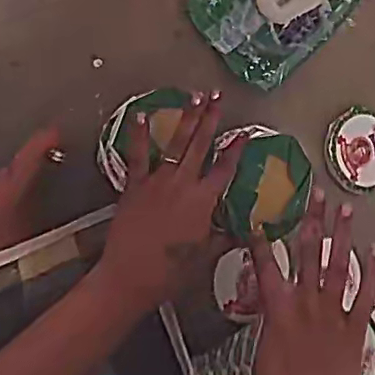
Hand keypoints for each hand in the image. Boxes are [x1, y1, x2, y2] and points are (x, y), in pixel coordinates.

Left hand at [95, 91, 243, 312]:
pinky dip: (140, 134)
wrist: (129, 278)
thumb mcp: (204, 256)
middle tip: (218, 96)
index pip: (225, 168)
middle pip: (201, 144)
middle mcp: (184, 184)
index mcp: (204, 200)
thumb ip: (224, 237)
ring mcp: (158, 181)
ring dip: (187, 117)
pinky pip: (138, 155)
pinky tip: (142, 114)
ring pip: (177, 142)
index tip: (244, 133)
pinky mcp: (135, 185)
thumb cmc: (169, 272)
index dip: (236, 150)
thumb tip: (246, 232)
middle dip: (211, 118)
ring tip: (195, 96)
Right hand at [251, 189, 374, 374]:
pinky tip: (374, 250)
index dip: (262, 241)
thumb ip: (271, 314)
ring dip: (341, 234)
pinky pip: (366, 294)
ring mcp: (334, 314)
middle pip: (309, 252)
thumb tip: (272, 293)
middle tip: (317, 193)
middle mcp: (307, 303)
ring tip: (345, 208)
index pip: (267, 265)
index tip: (259, 219)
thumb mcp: (263, 349)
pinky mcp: (355, 328)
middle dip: (313, 220)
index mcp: (279, 309)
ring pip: (338, 264)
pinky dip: (371, 271)